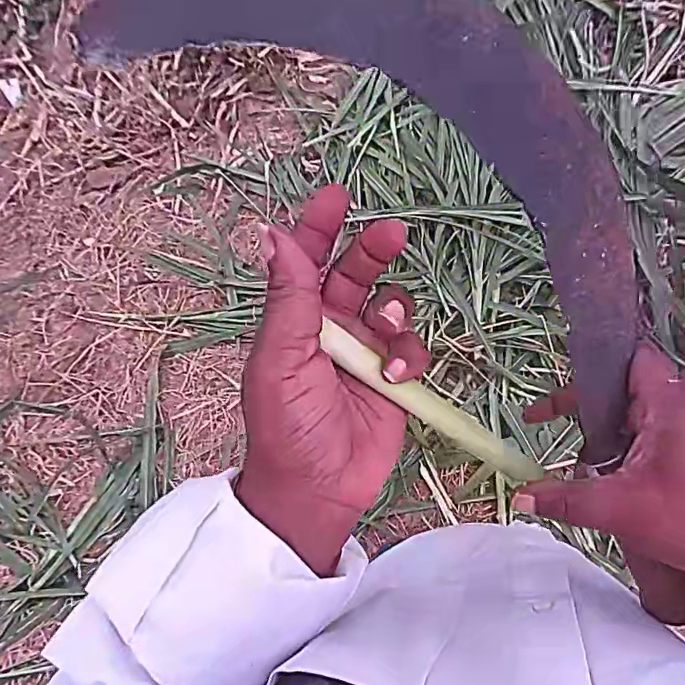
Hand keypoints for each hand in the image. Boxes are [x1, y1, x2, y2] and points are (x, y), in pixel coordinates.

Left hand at [237, 185, 430, 574]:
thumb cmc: (286, 427)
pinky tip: (396, 374)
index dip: (319, 228)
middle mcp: (329, 331)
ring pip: (391, 308)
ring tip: (382, 334)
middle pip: (355, 275)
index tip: (336, 196)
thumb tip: (273, 234)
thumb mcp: (280, 360)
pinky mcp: (394, 379)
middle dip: (372, 251)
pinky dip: (409, 353)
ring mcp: (364, 355)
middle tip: (392, 232)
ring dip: (392, 312)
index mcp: (293, 322)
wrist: (316, 488)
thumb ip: (288, 299)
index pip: (306, 263)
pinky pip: (411, 347)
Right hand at [516, 345, 684, 618]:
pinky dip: (607, 452)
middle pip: (620, 390)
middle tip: (543, 418)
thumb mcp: (617, 509)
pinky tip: (590, 475)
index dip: (598, 361)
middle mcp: (673, 415)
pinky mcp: (674, 462)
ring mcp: (676, 439)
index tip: (560, 380)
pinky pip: (633, 443)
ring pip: (624, 420)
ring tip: (564, 449)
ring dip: (593, 432)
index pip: (634, 360)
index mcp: (667, 408)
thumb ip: (565, 499)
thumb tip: (519, 495)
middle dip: (581, 404)